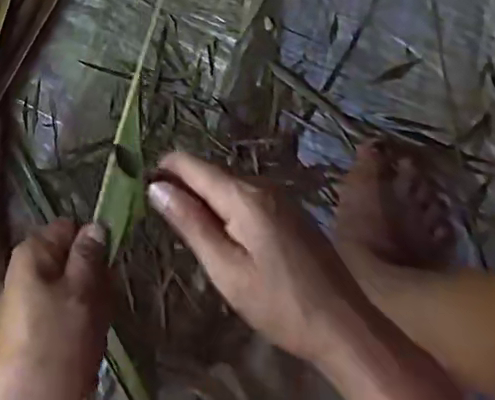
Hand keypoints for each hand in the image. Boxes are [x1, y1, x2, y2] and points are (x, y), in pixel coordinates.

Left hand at [0, 219, 111, 399]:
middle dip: (96, 281)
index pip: (68, 227)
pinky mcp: (42, 330)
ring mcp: (34, 300)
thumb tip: (97, 224)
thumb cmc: (53, 340)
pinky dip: (84, 329)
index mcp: (33, 251)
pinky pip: (71, 317)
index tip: (111, 261)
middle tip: (102, 303)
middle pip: (74, 261)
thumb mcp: (78, 292)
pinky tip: (88, 345)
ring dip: (93, 308)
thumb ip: (88, 256)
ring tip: (95, 328)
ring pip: (77, 292)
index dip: (93, 240)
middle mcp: (30, 270)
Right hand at [145, 152, 369, 362]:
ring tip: (197, 238)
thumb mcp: (226, 270)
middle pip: (208, 174)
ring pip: (227, 187)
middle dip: (184, 190)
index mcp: (243, 196)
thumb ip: (190, 223)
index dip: (162, 171)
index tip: (144, 192)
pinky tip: (231, 243)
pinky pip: (247, 199)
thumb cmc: (281, 305)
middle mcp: (261, 185)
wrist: (349, 331)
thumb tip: (155, 186)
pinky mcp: (292, 213)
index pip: (189, 163)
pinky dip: (229, 212)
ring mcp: (280, 198)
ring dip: (207, 202)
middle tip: (169, 226)